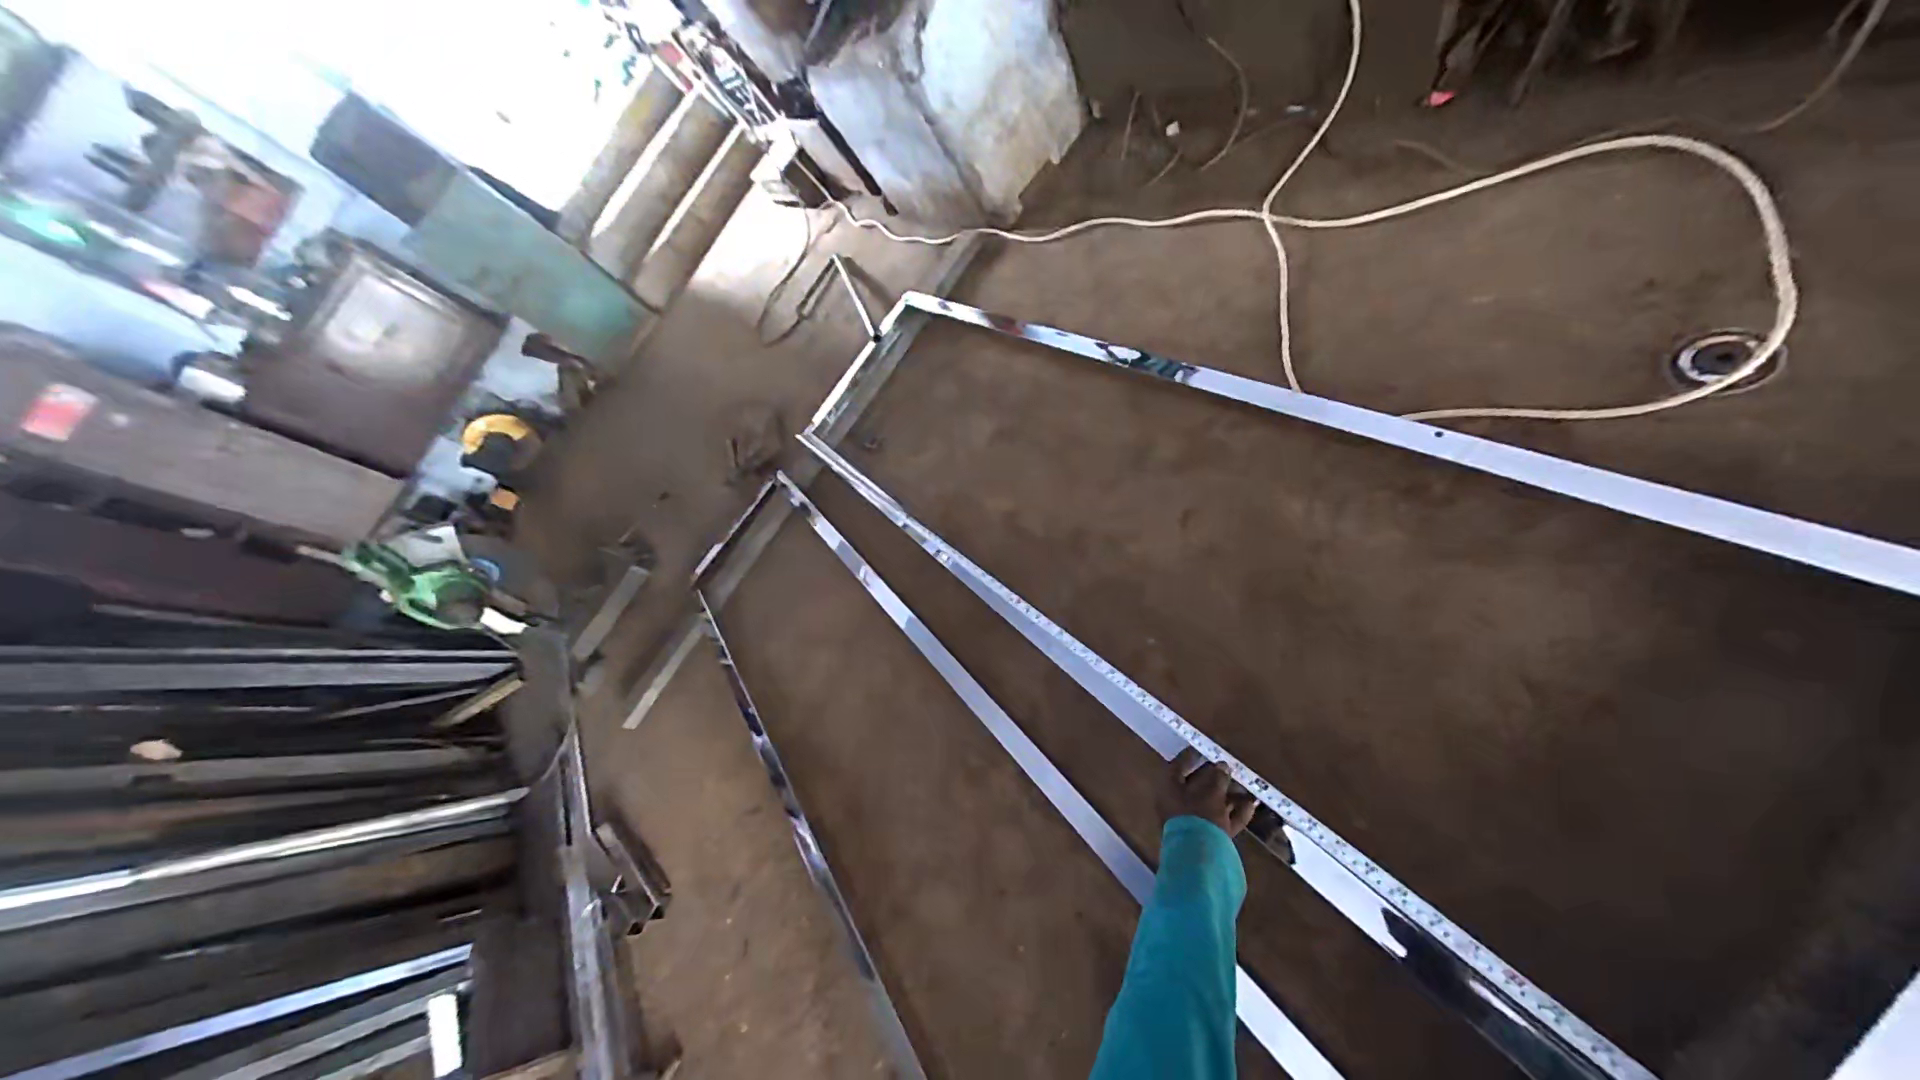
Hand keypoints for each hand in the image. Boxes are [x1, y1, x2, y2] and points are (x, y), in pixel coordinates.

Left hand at [1161, 747, 1256, 836]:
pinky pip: (1222, 820)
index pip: (1177, 766)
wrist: (1200, 858)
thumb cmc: (1199, 815)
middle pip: (1197, 786)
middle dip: (1215, 778)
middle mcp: (1177, 804)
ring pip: (1211, 804)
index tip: (1202, 748)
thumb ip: (1217, 777)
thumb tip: (1223, 766)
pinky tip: (1251, 805)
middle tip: (1231, 768)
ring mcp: (1192, 822)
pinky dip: (1235, 812)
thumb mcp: (1210, 792)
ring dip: (1229, 795)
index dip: (1190, 756)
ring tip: (1247, 788)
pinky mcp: (1207, 837)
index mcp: (1169, 789)